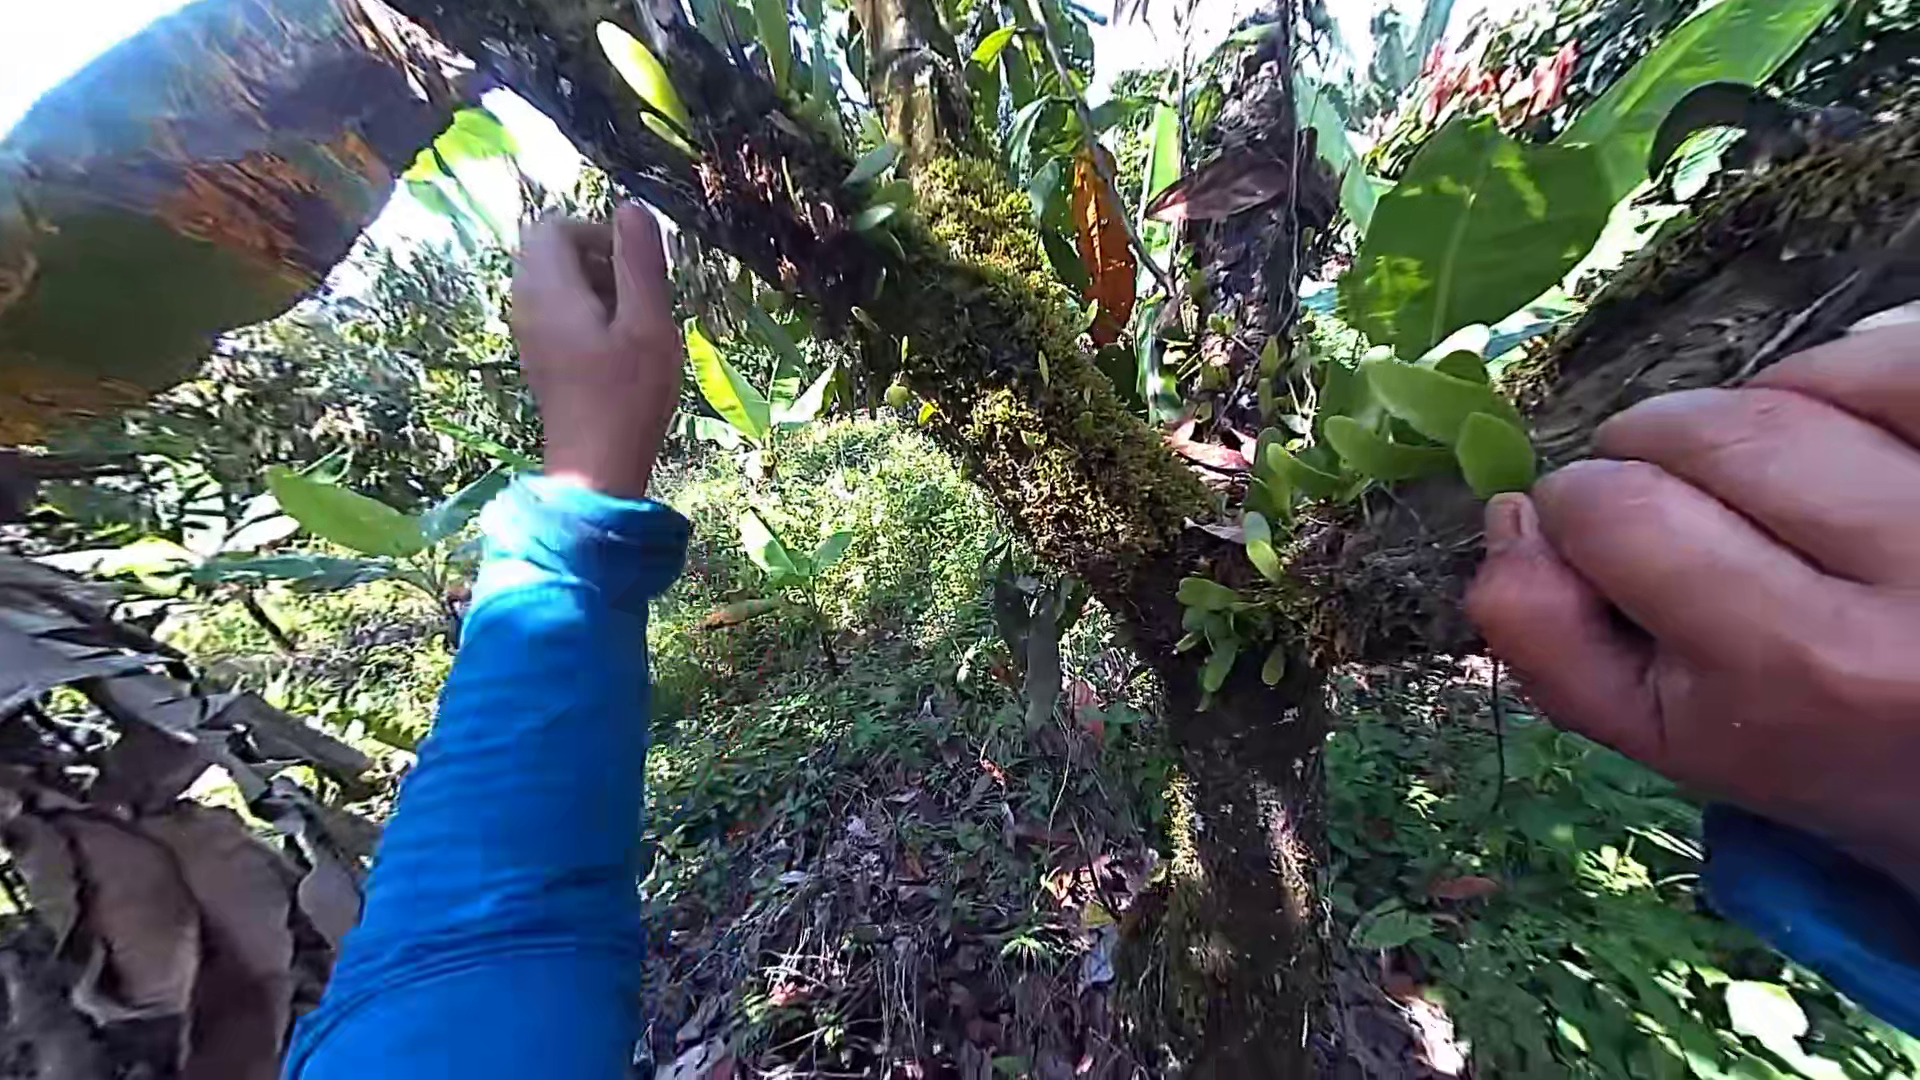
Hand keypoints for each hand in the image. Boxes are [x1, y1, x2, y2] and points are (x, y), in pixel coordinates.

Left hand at [511, 204, 680, 498]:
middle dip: (602, 264)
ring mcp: (530, 333)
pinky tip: (620, 351)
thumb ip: (640, 265)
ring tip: (636, 328)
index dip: (599, 235)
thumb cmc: (628, 394)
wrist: (597, 463)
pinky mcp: (542, 357)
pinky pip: (560, 315)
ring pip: (558, 286)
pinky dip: (591, 318)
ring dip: (600, 293)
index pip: (554, 226)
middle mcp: (526, 302)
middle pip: (552, 253)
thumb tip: (633, 209)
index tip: (639, 270)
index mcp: (547, 287)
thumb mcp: (647, 325)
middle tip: (643, 301)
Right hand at [1466, 324, 1919, 888]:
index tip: (1593, 537)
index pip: (1612, 508)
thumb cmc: (1787, 738)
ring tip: (1756, 474)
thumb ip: (1530, 626)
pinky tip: (1840, 435)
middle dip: (1645, 448)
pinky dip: (1843, 376)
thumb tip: (1510, 512)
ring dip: (1740, 415)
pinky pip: (1908, 357)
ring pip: (1804, 384)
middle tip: (1666, 496)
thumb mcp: (1630, 719)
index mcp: (1803, 665)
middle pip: (1707, 434)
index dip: (1572, 506)